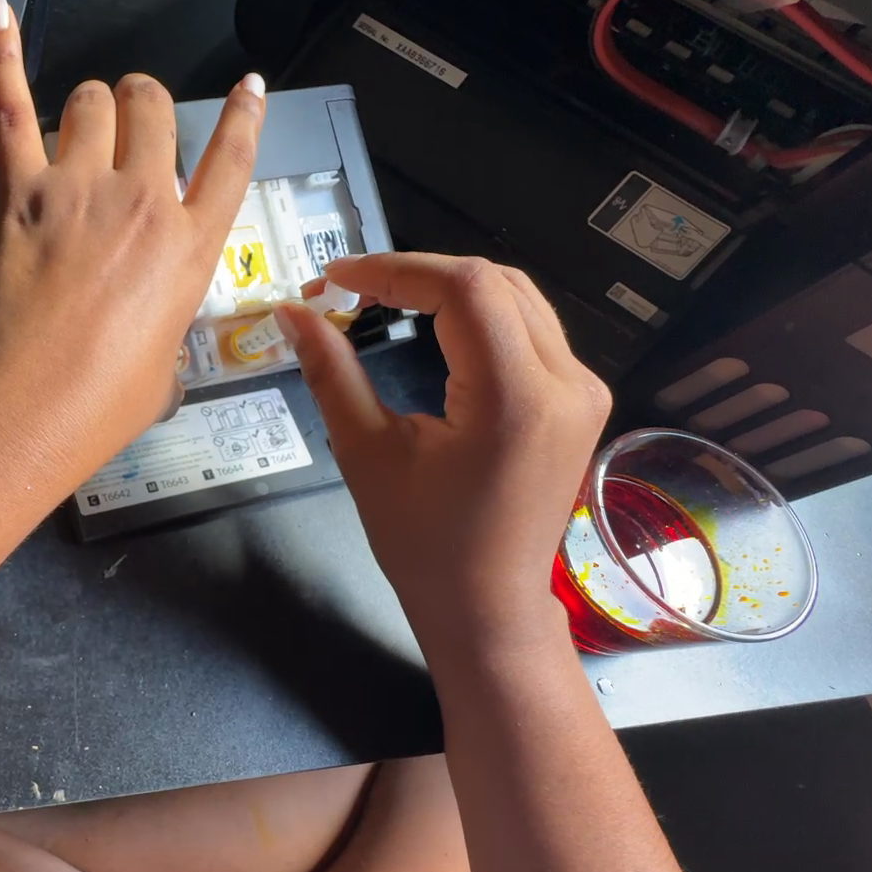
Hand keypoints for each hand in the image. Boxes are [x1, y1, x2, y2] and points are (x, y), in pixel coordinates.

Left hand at [0, 0, 265, 492]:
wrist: (31, 406)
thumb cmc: (101, 405)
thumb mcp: (163, 374)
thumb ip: (164, 338)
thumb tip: (152, 344)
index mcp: (190, 249)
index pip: (232, 161)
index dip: (244, 118)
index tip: (248, 90)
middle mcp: (143, 203)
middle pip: (156, 109)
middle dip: (147, 106)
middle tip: (133, 124)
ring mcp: (80, 189)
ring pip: (93, 99)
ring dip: (91, 104)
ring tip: (82, 123)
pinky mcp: (22, 192)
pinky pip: (12, 108)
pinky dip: (4, 58)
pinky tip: (2, 14)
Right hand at [275, 253, 611, 663]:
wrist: (485, 602)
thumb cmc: (419, 539)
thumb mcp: (364, 452)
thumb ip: (330, 372)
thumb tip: (291, 314)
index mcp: (515, 398)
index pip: (463, 289)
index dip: (392, 269)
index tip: (333, 278)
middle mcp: (566, 381)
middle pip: (494, 280)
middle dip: (413, 272)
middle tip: (347, 289)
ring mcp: (581, 388)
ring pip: (514, 296)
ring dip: (443, 286)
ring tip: (377, 299)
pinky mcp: (577, 398)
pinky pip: (526, 327)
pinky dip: (471, 311)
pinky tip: (426, 323)